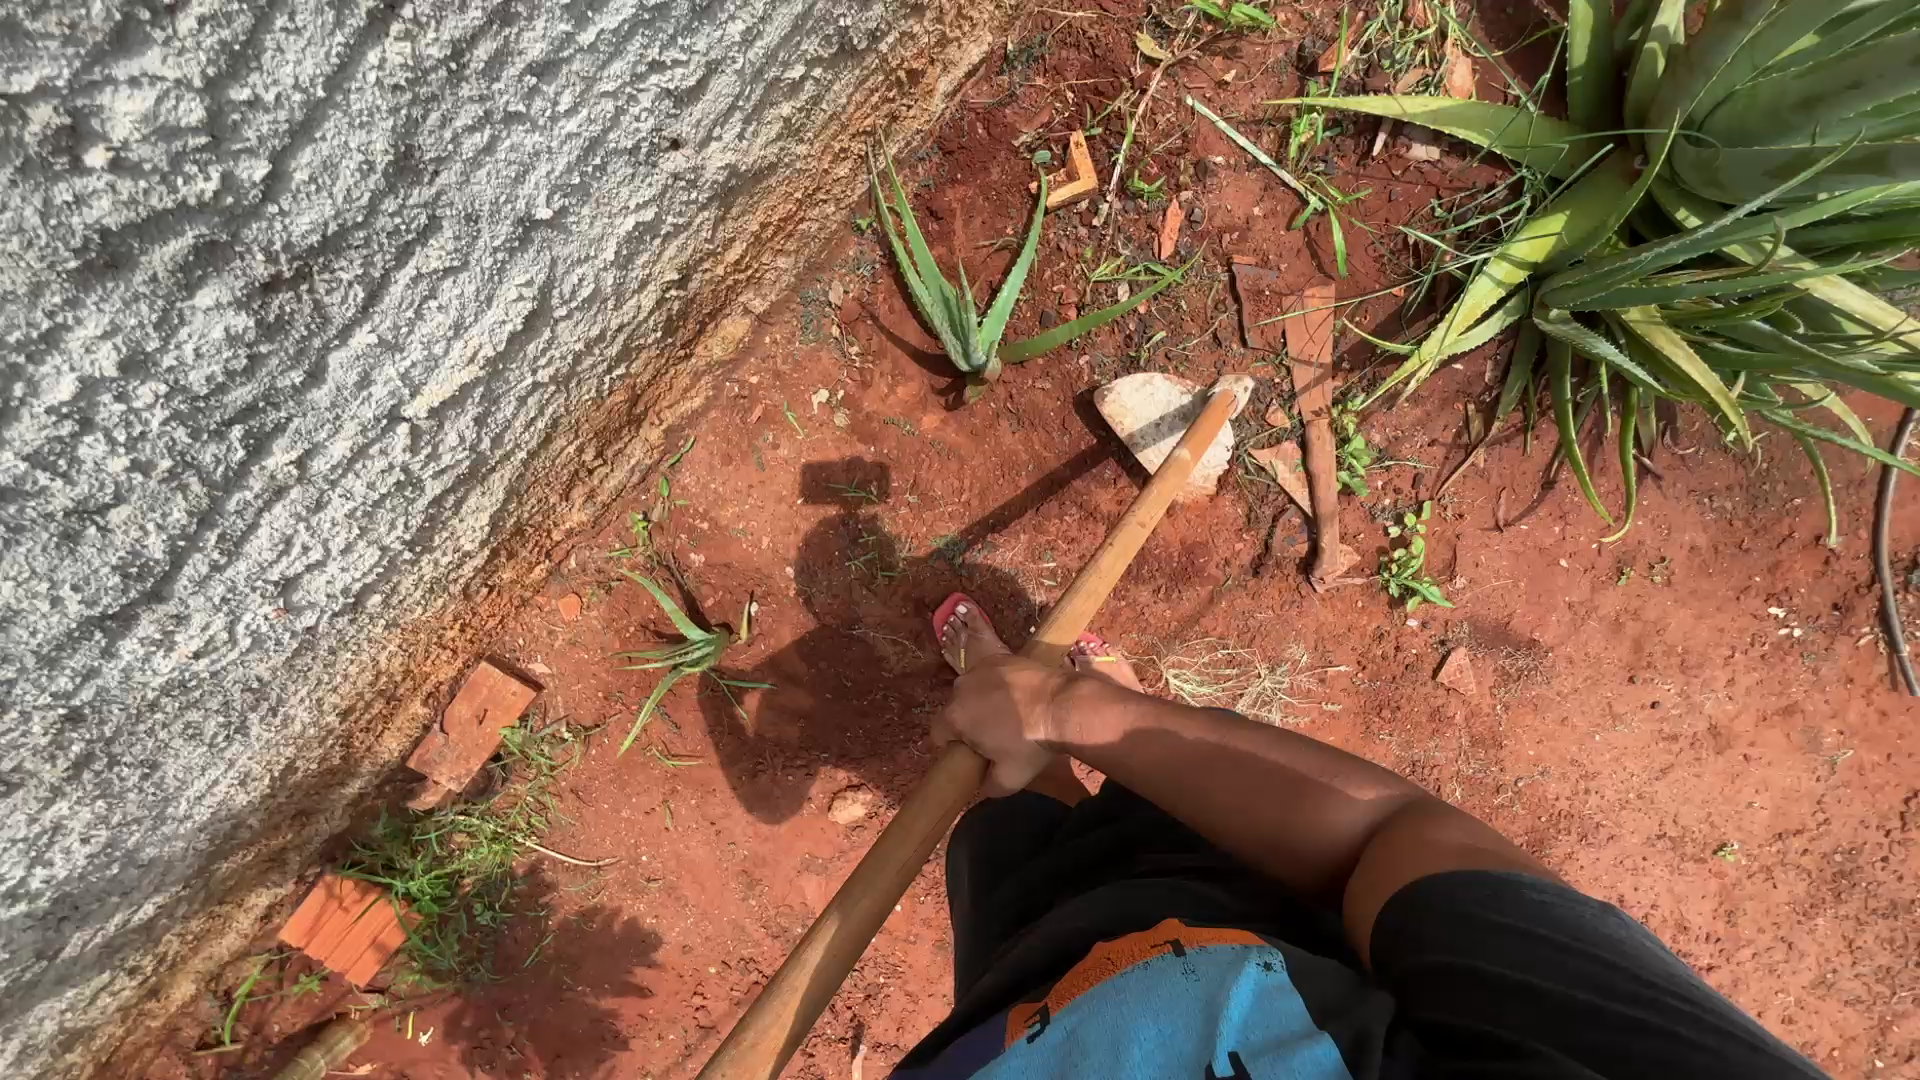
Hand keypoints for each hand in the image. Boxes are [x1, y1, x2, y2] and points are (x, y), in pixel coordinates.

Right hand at [931, 652, 1070, 795]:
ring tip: (1008, 712)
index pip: (938, 734)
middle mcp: (960, 688)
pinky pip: (989, 673)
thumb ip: (989, 786)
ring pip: (972, 690)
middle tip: (993, 734)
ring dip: (982, 700)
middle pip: (955, 710)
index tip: (972, 752)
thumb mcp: (1010, 779)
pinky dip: (997, 683)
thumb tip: (983, 785)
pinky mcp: (999, 656)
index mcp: (955, 717)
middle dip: (968, 722)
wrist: (1062, 705)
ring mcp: (980, 668)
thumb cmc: (1032, 744)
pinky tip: (1016, 693)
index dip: (953, 746)